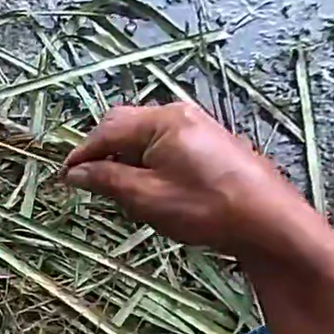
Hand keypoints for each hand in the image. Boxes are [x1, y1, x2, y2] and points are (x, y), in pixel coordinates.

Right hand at [62, 102, 321, 260]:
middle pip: (123, 124)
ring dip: (123, 157)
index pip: (106, 130)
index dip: (81, 154)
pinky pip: (163, 142)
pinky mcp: (208, 141)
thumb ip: (106, 180)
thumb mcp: (146, 198)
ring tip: (119, 190)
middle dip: (101, 152)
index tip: (64, 177)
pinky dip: (145, 160)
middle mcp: (178, 113)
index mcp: (161, 121)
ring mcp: (196, 125)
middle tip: (88, 183)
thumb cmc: (206, 208)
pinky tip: (149, 186)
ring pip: (143, 135)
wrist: (269, 220)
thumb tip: (75, 172)